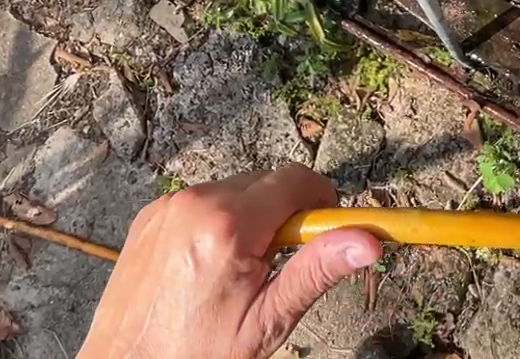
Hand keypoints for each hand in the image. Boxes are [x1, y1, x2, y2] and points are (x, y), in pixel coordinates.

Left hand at [77, 165, 381, 358]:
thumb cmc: (195, 357)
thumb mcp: (265, 322)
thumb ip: (317, 271)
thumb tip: (368, 241)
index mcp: (228, 225)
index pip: (296, 179)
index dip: (319, 199)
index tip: (326, 227)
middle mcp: (196, 200)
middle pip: (267, 181)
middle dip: (283, 212)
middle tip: (279, 262)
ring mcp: (169, 204)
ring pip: (236, 188)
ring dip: (251, 214)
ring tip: (240, 268)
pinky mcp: (151, 213)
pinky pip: (203, 199)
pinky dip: (218, 219)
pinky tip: (209, 263)